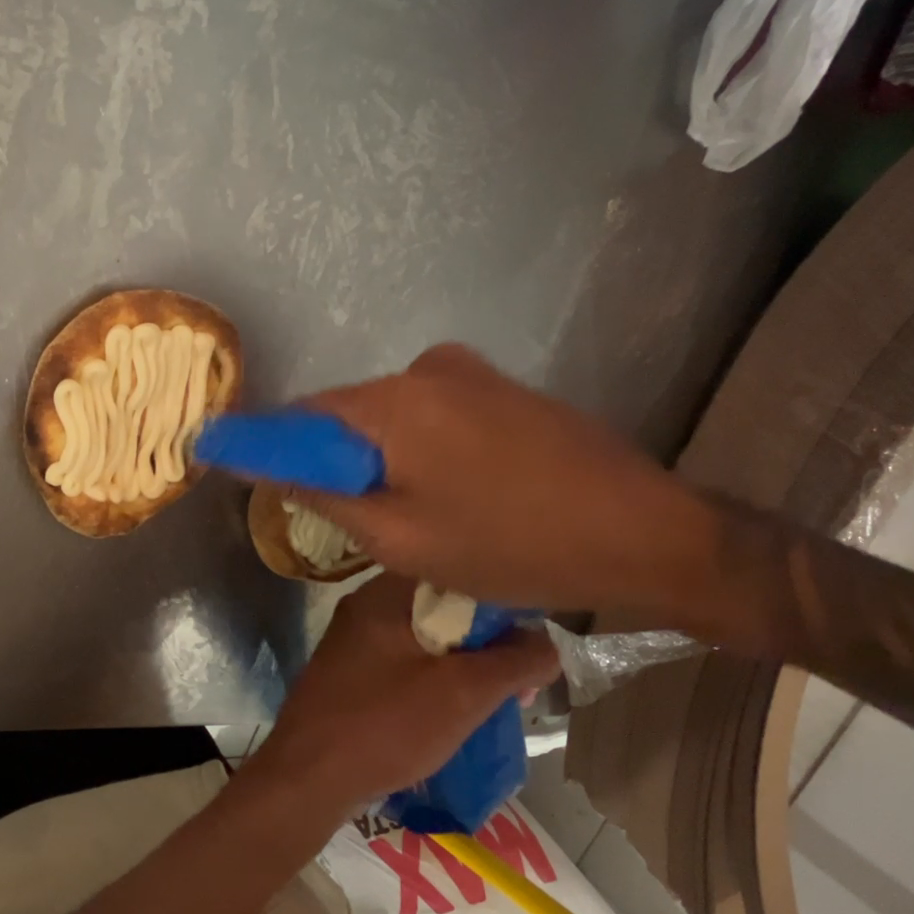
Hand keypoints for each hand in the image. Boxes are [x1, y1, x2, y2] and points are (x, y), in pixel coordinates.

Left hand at [247, 574, 559, 808]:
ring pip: (426, 638)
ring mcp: (353, 639)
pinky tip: (456, 710)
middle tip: (520, 681)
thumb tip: (549, 639)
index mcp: (383, 593)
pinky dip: (436, 679)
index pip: (454, 572)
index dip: (501, 600)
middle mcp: (364, 606)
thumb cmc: (386, 724)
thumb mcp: (464, 693)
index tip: (532, 638)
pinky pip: (405, 662)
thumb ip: (515, 660)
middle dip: (486, 640)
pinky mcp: (350, 672)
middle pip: (442, 606)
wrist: (310, 774)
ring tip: (498, 700)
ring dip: (464, 664)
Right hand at [281, 343, 719, 624]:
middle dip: (335, 456)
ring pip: (391, 414)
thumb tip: (269, 469)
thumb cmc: (512, 545)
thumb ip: (324, 496)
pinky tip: (450, 491)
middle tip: (345, 514)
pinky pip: (432, 412)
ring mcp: (471, 373)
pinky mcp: (504, 388)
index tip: (263, 482)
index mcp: (393, 401)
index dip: (273, 447)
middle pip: (348, 411)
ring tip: (406, 510)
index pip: (301, 413)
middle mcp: (425, 369)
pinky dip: (420, 446)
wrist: (651, 537)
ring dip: (381, 454)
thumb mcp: (399, 539)